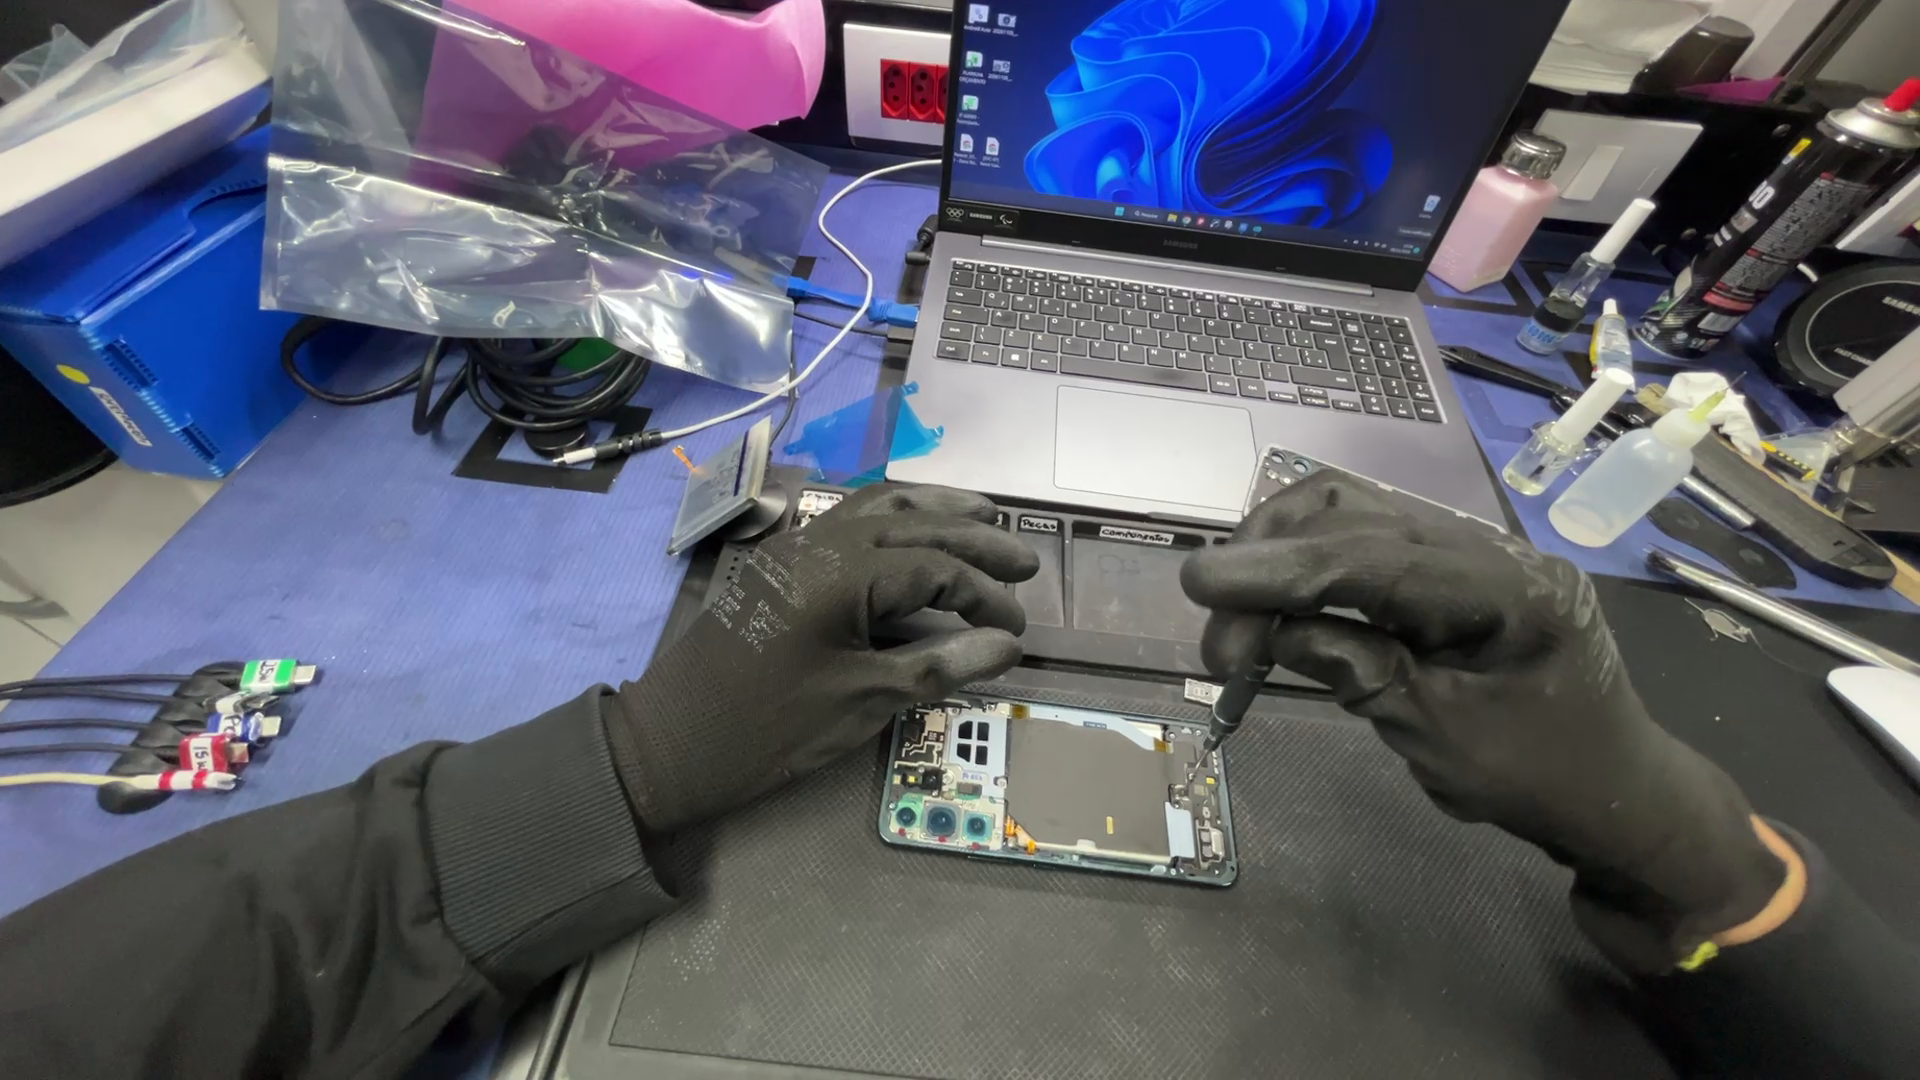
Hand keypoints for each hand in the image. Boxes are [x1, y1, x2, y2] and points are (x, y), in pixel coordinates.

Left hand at [604, 484, 1037, 834]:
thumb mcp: (863, 701)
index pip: (936, 569)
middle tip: (1025, 559)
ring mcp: (800, 542)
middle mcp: (824, 539)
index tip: (1018, 629)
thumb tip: (1008, 644)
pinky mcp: (786, 558)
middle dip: (976, 538)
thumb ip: (940, 664)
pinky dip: (895, 516)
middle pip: (917, 524)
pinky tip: (915, 526)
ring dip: (937, 508)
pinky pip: (851, 518)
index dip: (985, 597)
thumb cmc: (769, 727)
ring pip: (881, 506)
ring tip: (984, 512)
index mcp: (843, 573)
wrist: (670, 739)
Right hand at [1180, 473, 1786, 972]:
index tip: (1197, 585)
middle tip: (1217, 627)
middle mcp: (1485, 545)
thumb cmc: (1536, 778)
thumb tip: (1265, 629)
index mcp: (1507, 589)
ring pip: (1345, 511)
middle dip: (1265, 557)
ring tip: (1235, 610)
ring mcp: (1465, 546)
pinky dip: (1302, 562)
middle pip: (1348, 509)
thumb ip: (1352, 669)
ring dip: (1276, 550)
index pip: (1368, 558)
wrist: (1617, 792)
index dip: (1274, 569)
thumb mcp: (1436, 736)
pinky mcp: (1441, 562)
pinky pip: (1356, 539)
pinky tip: (1276, 601)